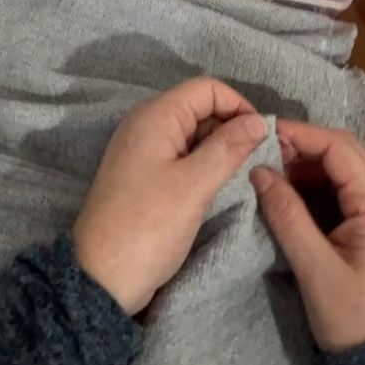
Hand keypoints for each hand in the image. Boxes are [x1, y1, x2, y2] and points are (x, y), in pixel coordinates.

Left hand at [72, 77, 268, 314]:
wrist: (101, 276)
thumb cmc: (148, 225)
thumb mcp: (194, 185)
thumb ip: (228, 148)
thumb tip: (258, 121)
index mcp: (156, 114)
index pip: (206, 88)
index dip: (238, 104)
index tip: (263, 136)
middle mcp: (146, 122)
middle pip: (199, 107)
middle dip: (231, 125)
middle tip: (261, 157)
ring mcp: (142, 147)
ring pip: (191, 132)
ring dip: (219, 146)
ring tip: (245, 172)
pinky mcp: (143, 172)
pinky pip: (180, 152)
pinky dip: (202, 161)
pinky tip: (219, 183)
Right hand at [249, 120, 364, 352]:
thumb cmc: (356, 319)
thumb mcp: (316, 270)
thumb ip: (287, 216)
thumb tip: (259, 171)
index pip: (339, 148)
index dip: (301, 134)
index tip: (264, 133)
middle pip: (345, 152)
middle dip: (304, 146)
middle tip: (266, 154)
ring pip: (346, 169)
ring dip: (310, 166)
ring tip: (275, 177)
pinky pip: (349, 190)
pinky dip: (320, 186)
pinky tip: (295, 197)